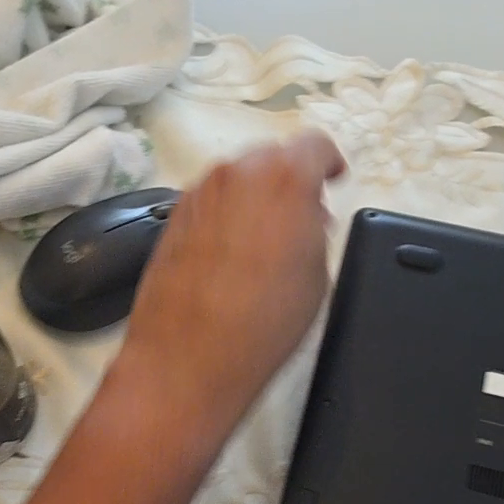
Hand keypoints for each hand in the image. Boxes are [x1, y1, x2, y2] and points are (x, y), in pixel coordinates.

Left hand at [115, 131, 347, 438]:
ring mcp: (197, 193)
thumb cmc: (264, 322)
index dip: (328, 164)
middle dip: (289, 182)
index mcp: (283, 177)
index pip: (314, 145)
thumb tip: (304, 218)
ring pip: (235, 180)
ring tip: (263, 243)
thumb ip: (314, 229)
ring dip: (253, 199)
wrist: (188, 357)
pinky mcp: (171, 219)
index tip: (332, 183)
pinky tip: (229, 255)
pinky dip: (224, 216)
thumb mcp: (315, 274)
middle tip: (300, 220)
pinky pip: (209, 204)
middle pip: (270, 158)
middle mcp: (236, 173)